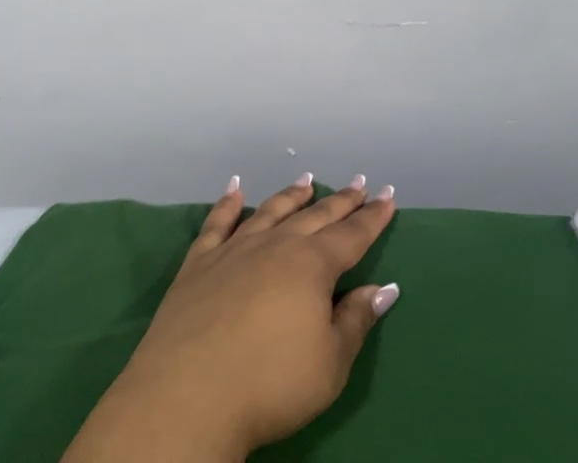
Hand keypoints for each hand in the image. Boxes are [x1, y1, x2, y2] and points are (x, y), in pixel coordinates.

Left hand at [63, 174, 398, 461]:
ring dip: (290, 196)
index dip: (372, 217)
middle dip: (340, 201)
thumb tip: (383, 288)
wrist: (189, 395)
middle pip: (314, 217)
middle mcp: (275, 247)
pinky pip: (217, 224)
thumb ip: (355, 320)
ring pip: (269, 213)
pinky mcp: (198, 264)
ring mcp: (233, 251)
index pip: (351, 235)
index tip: (388, 196)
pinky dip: (227, 204)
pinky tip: (234, 190)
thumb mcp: (330, 362)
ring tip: (306, 181)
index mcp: (312, 266)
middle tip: (358, 184)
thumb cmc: (272, 383)